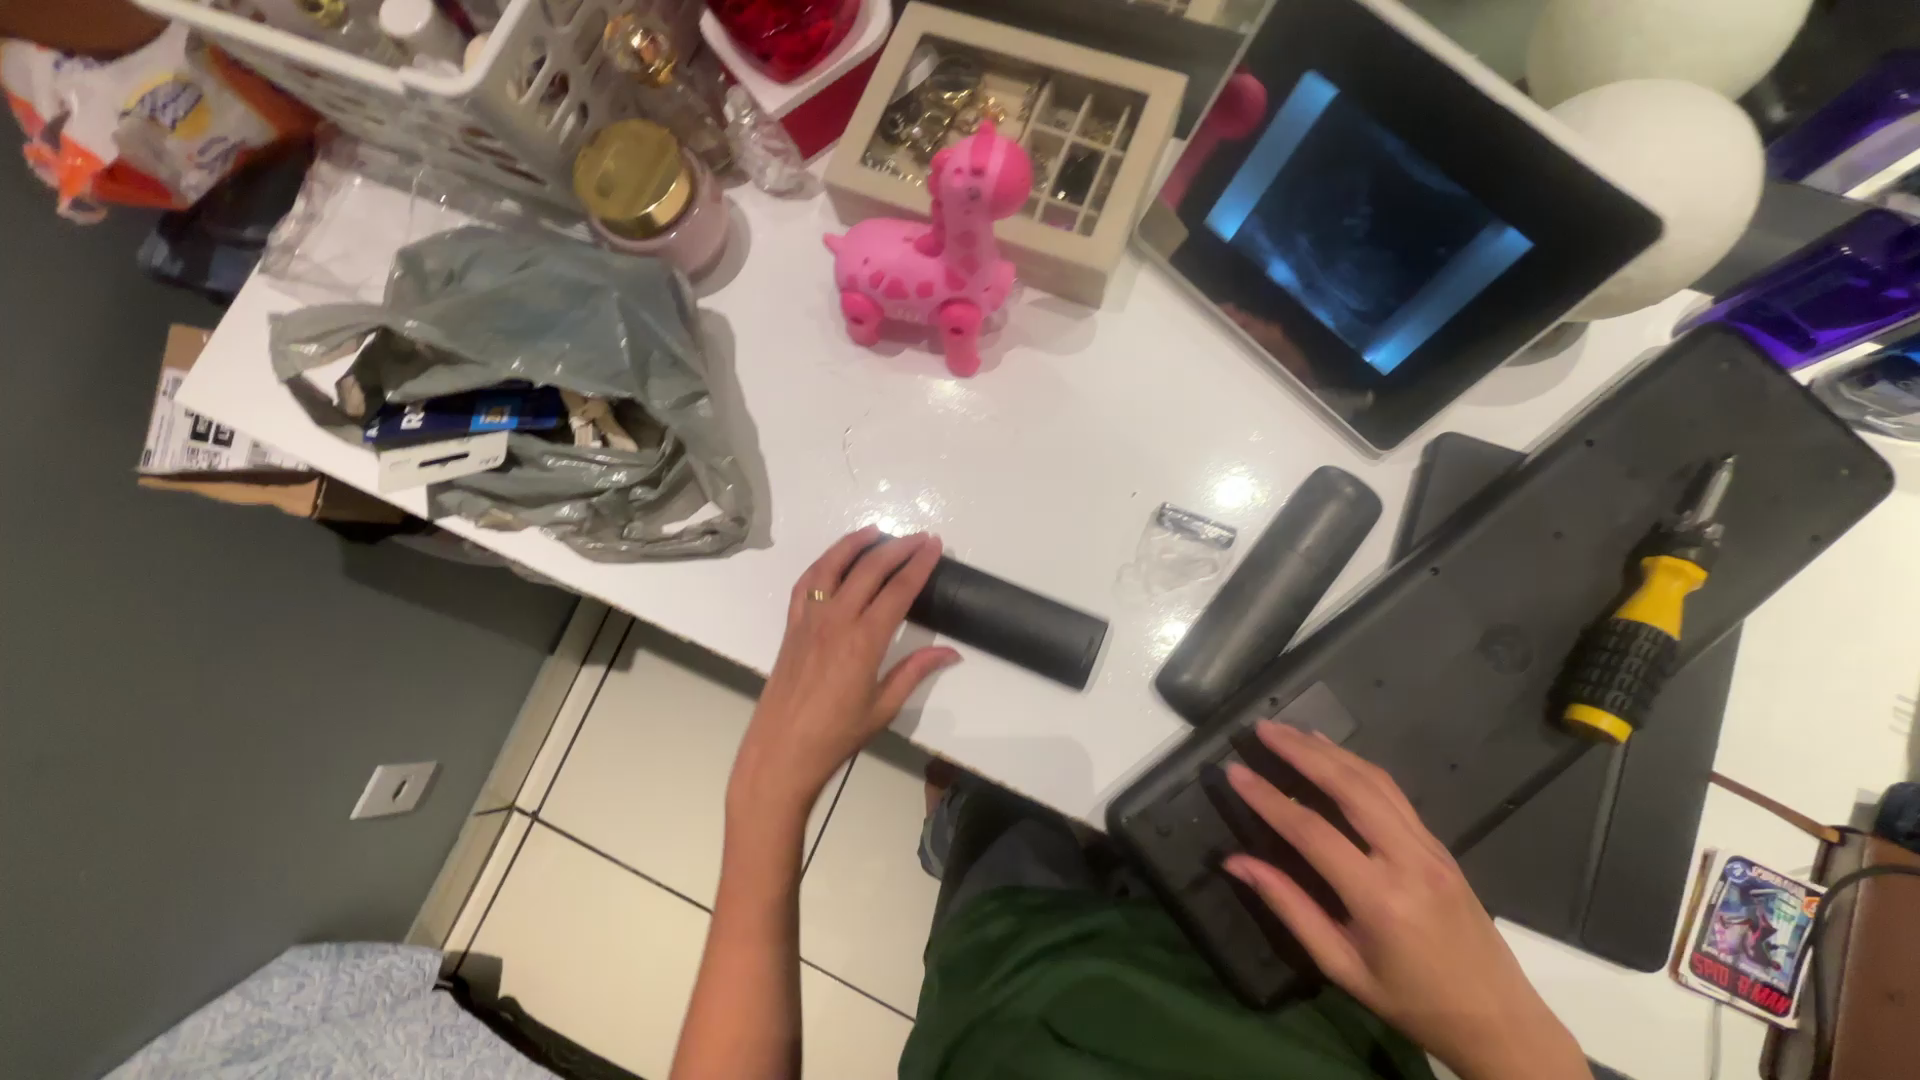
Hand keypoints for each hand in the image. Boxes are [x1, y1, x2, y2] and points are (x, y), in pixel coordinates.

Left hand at [729, 527, 959, 819]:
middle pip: (870, 570)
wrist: (781, 751)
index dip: (919, 564)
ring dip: (856, 544)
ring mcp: (809, 620)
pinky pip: (806, 583)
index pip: (898, 590)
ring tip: (876, 531)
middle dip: (898, 548)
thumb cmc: (836, 735)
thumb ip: (915, 671)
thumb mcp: (884, 707)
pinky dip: (822, 563)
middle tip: (919, 537)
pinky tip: (834, 558)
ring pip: (833, 566)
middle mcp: (836, 620)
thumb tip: (951, 652)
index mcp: (864, 641)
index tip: (934, 546)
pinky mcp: (792, 626)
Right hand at [1223, 723, 1586, 1079]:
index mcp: (1380, 898)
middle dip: (1302, 752)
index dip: (1269, 798)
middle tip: (1262, 728)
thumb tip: (1236, 862)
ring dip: (1329, 750)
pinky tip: (1332, 754)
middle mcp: (1408, 861)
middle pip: (1349, 787)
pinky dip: (1357, 766)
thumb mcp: (1341, 966)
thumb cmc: (1411, 1002)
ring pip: (1374, 781)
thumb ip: (1289, 908)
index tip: (1234, 771)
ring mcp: (1429, 848)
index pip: (1312, 832)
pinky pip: (1393, 793)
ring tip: (1290, 731)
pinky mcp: (1439, 846)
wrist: (1499, 1021)